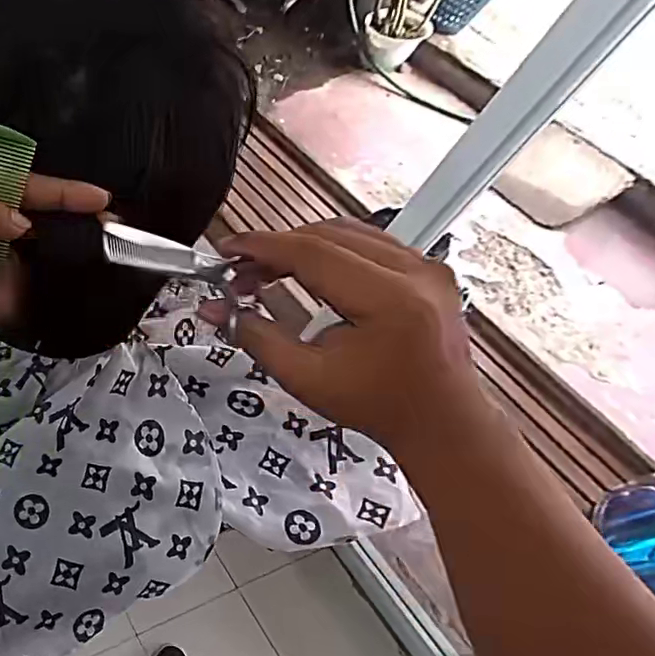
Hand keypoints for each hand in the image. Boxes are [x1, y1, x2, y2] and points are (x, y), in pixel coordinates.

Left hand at [0, 165, 109, 336]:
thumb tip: (22, 224)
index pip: (12, 182)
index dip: (57, 190)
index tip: (98, 198)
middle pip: (16, 214)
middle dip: (50, 228)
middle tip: (90, 238)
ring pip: (8, 252)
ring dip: (23, 267)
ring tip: (29, 284)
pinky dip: (4, 289)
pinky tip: (7, 302)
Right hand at [200, 218, 492, 452]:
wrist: (439, 421)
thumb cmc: (377, 405)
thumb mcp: (305, 376)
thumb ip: (255, 336)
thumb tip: (215, 309)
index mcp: (390, 299)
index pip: (313, 252)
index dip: (262, 246)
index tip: (227, 249)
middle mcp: (415, 272)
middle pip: (328, 236)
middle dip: (275, 249)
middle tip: (238, 272)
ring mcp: (426, 266)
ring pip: (348, 234)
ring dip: (300, 247)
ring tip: (264, 273)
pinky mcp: (427, 270)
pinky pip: (368, 243)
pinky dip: (328, 252)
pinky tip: (302, 272)